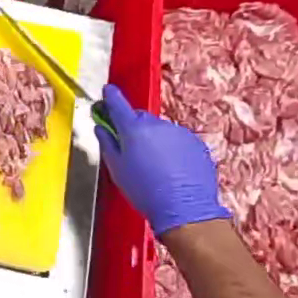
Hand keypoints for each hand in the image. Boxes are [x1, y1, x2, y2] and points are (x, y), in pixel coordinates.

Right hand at [97, 84, 231, 236]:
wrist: (184, 206)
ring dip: (153, 140)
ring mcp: (179, 132)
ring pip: (159, 130)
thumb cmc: (144, 190)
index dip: (111, 98)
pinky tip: (168, 169)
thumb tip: (102, 129)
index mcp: (134, 130)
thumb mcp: (117, 169)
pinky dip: (170, 149)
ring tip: (151, 165)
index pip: (119, 106)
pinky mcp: (195, 143)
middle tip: (127, 146)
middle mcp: (158, 125)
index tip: (107, 91)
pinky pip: (177, 141)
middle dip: (133, 127)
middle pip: (141, 118)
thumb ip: (108, 144)